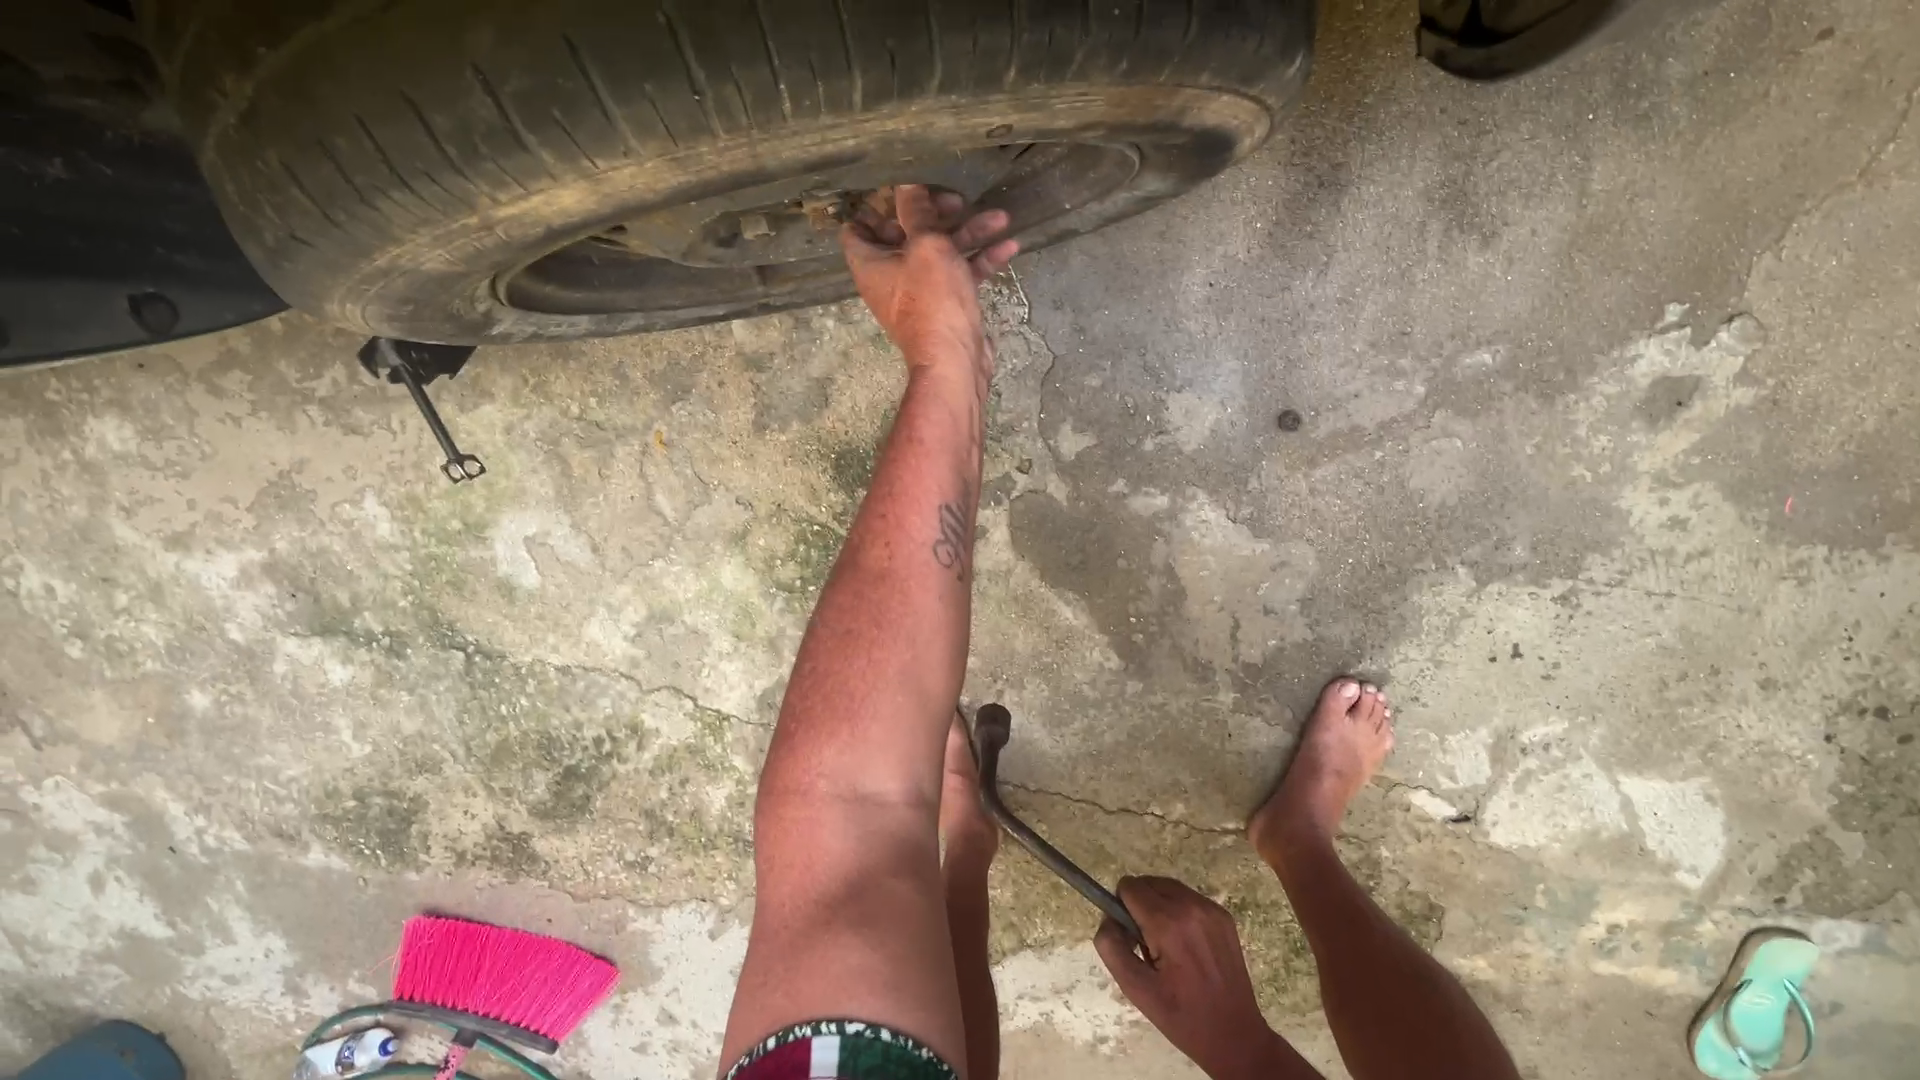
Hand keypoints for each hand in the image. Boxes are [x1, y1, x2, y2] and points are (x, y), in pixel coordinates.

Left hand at [841, 185, 1018, 387]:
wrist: (955, 362)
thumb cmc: (933, 301)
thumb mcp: (926, 246)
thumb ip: (917, 211)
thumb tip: (907, 183)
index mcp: (871, 263)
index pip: (858, 227)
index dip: (876, 206)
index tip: (902, 190)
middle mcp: (891, 277)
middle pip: (908, 234)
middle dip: (935, 213)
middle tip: (957, 199)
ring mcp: (920, 293)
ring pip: (941, 252)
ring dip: (969, 233)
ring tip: (1001, 217)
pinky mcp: (946, 305)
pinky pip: (960, 274)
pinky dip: (981, 260)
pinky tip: (1010, 246)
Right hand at [1095, 877, 1288, 1079]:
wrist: (1235, 1035)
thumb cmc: (1181, 1016)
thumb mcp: (1135, 988)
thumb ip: (1111, 946)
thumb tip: (1108, 917)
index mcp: (1168, 924)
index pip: (1129, 888)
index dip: (1121, 909)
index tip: (1129, 938)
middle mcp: (1192, 907)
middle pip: (1148, 883)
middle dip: (1139, 907)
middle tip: (1147, 945)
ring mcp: (1211, 909)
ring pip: (1168, 888)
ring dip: (1158, 906)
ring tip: (1167, 946)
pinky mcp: (1224, 916)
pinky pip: (1188, 898)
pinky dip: (1178, 911)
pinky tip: (1186, 945)